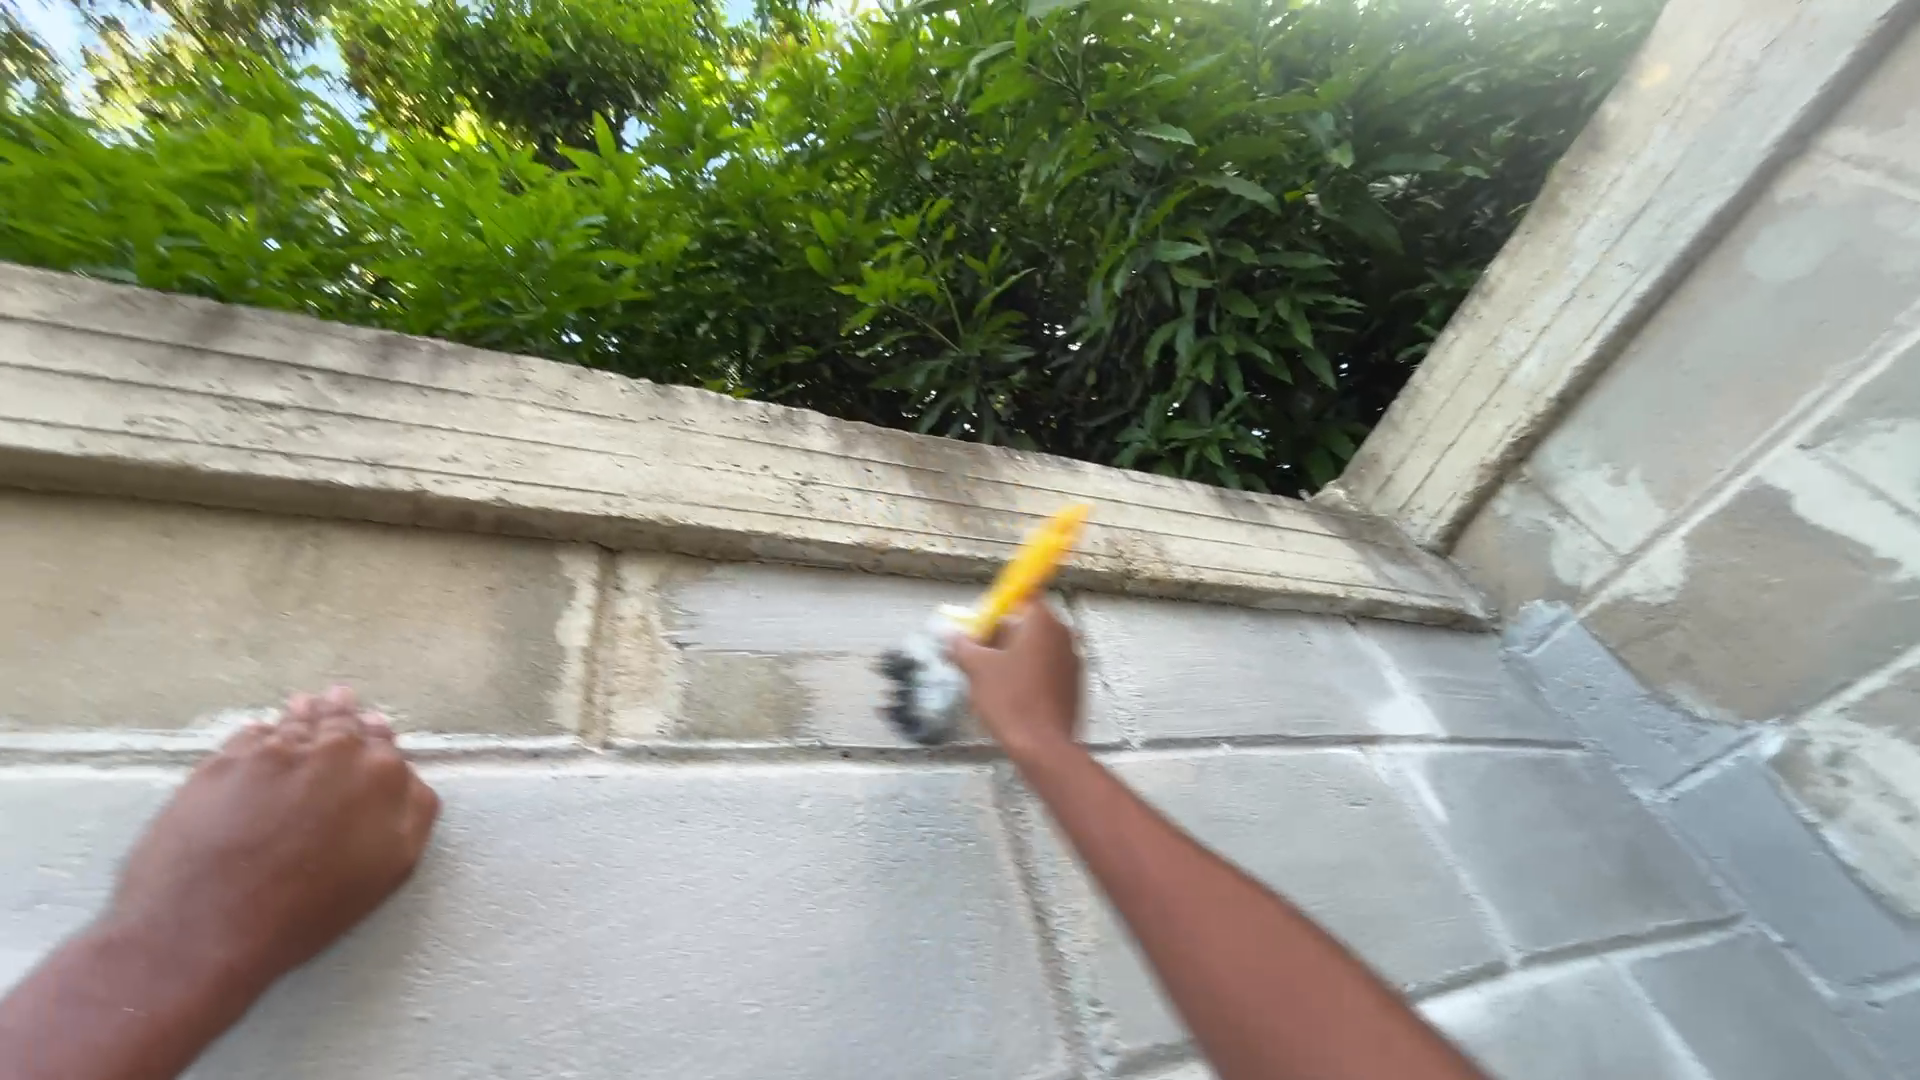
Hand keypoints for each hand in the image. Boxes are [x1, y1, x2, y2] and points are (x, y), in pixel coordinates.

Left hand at [106, 686, 439, 993]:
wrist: (205, 933)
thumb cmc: (313, 905)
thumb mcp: (394, 864)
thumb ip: (414, 811)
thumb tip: (410, 777)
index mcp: (380, 772)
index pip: (383, 740)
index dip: (378, 733)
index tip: (374, 723)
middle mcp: (331, 751)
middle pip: (339, 722)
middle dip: (341, 709)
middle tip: (339, 695)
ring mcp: (269, 756)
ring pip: (292, 723)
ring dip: (302, 712)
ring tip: (303, 702)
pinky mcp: (216, 769)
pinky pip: (244, 737)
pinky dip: (256, 731)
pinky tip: (257, 731)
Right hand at [948, 600, 1083, 762]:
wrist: (1043, 747)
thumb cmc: (1010, 700)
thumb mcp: (977, 669)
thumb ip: (963, 646)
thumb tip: (951, 635)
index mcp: (1043, 622)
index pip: (1021, 598)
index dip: (998, 608)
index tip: (980, 624)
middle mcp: (1064, 635)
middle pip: (1029, 623)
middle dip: (1002, 634)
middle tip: (978, 651)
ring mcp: (1073, 660)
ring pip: (1037, 648)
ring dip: (1014, 655)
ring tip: (990, 676)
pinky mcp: (1074, 685)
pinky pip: (1047, 668)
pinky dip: (1028, 673)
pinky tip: (1010, 693)